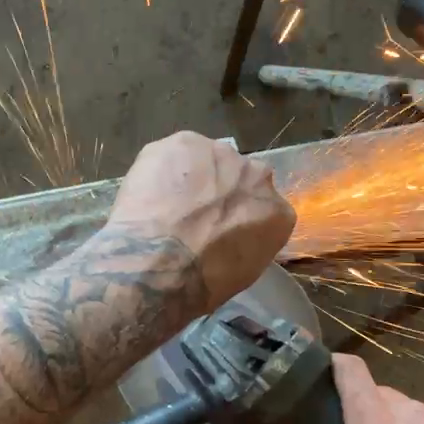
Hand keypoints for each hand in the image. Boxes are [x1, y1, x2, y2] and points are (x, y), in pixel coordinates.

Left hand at [106, 131, 295, 308]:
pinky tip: (146, 194)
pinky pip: (170, 155)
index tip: (218, 231)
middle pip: (236, 178)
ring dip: (189, 178)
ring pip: (204, 162)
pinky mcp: (183, 142)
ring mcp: (220, 153)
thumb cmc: (201, 281)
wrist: (159, 262)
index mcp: (277, 212)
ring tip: (163, 205)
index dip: (237, 218)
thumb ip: (245, 242)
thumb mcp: (241, 273)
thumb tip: (229, 238)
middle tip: (190, 216)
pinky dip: (158, 171)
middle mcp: (256, 174)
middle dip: (217, 192)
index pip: (262, 208)